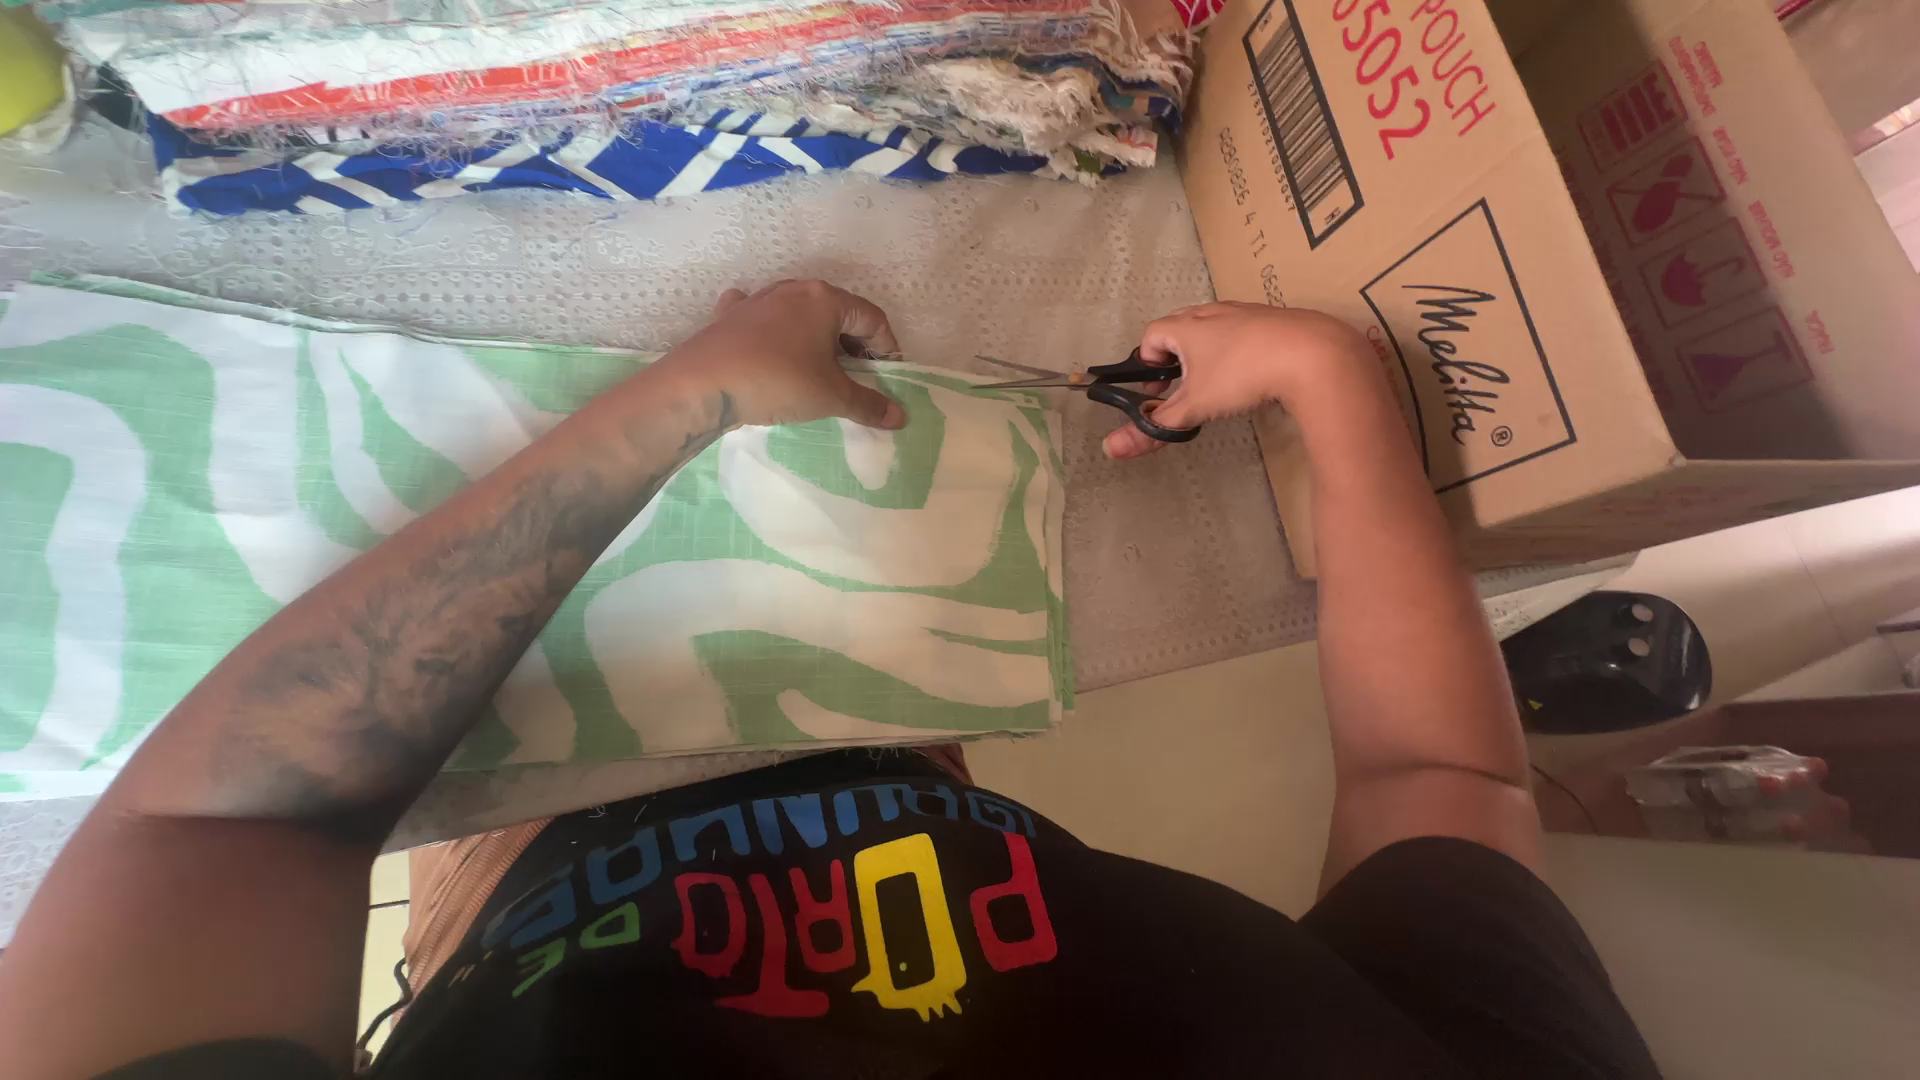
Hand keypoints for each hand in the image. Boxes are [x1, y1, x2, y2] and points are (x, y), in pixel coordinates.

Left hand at [650, 280, 905, 429]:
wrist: (703, 384)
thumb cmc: (779, 381)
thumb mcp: (831, 397)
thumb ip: (869, 404)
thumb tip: (900, 416)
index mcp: (825, 299)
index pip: (872, 319)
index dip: (887, 349)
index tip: (887, 379)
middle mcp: (793, 289)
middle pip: (838, 313)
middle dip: (854, 345)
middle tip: (858, 378)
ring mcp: (758, 299)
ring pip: (801, 314)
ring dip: (818, 339)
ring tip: (820, 370)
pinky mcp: (730, 316)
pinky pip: (764, 317)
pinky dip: (776, 332)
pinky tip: (772, 347)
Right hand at [1104, 302, 1377, 459]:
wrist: (1314, 355)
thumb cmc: (1242, 375)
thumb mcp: (1194, 406)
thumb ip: (1154, 428)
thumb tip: (1110, 449)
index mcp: (1187, 327)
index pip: (1151, 335)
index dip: (1146, 362)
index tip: (1156, 391)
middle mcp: (1213, 312)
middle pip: (1179, 326)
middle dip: (1173, 356)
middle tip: (1180, 387)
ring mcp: (1245, 313)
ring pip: (1212, 326)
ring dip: (1204, 351)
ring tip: (1214, 381)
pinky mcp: (1274, 320)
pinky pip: (1242, 329)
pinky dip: (1235, 348)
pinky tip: (1251, 373)